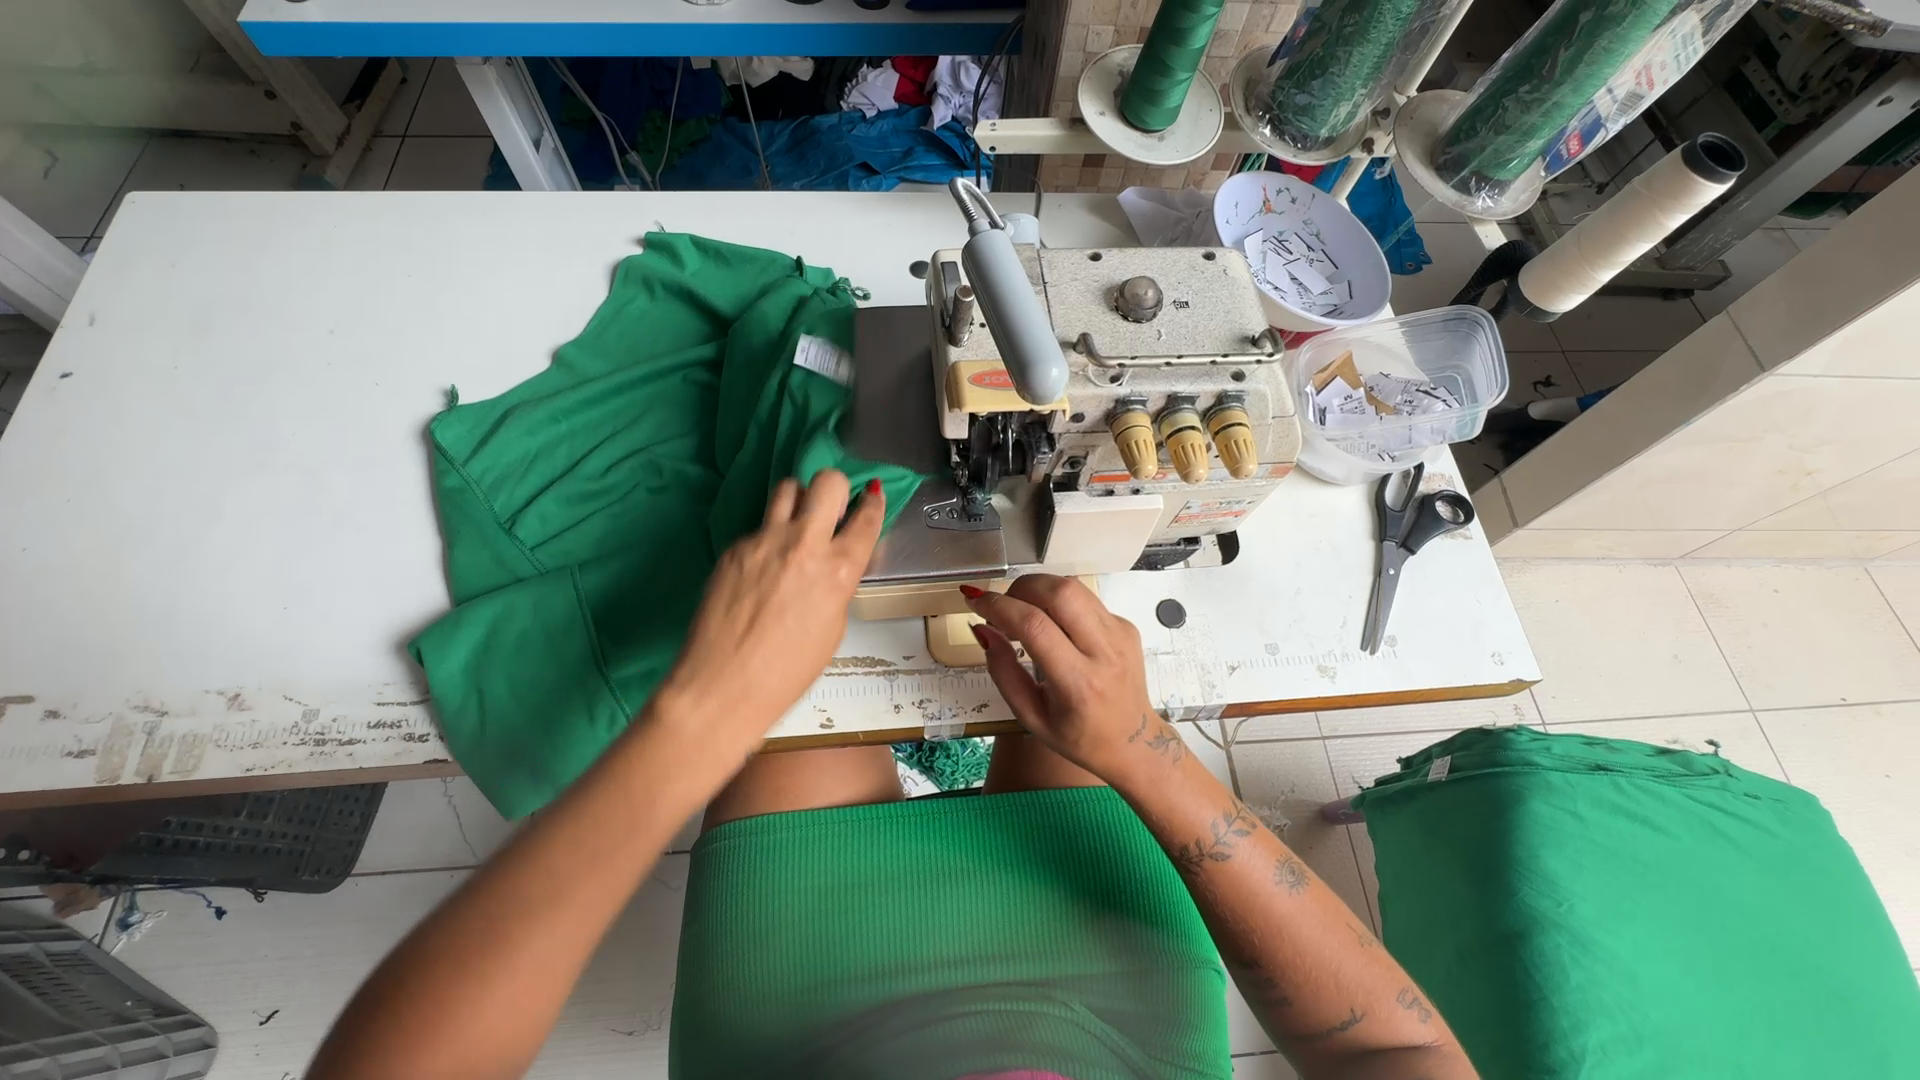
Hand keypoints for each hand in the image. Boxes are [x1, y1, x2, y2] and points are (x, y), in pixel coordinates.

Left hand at [652, 470, 883, 761]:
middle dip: (836, 489)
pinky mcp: (734, 548)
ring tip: (796, 524)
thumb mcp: (833, 629)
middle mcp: (804, 546)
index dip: (874, 503)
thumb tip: (835, 565)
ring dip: (799, 500)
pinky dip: (768, 537)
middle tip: (832, 508)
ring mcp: (764, 542)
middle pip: (828, 483)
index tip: (873, 495)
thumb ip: (837, 585)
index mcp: (838, 571)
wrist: (723, 684)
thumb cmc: (786, 672)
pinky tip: (762, 567)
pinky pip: (758, 527)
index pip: (866, 518)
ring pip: (788, 489)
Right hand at [963, 575, 1179, 783]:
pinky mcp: (1126, 626)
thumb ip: (1003, 672)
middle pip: (1060, 592)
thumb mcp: (1031, 718)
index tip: (974, 601)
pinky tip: (1051, 624)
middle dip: (1021, 588)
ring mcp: (1120, 634)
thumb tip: (982, 629)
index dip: (999, 606)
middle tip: (1002, 605)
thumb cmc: (1079, 737)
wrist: (1134, 742)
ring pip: (1074, 587)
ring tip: (1022, 611)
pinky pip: (1086, 599)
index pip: (1035, 626)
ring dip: (1038, 589)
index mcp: (1078, 684)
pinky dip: (1059, 602)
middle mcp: (1104, 652)